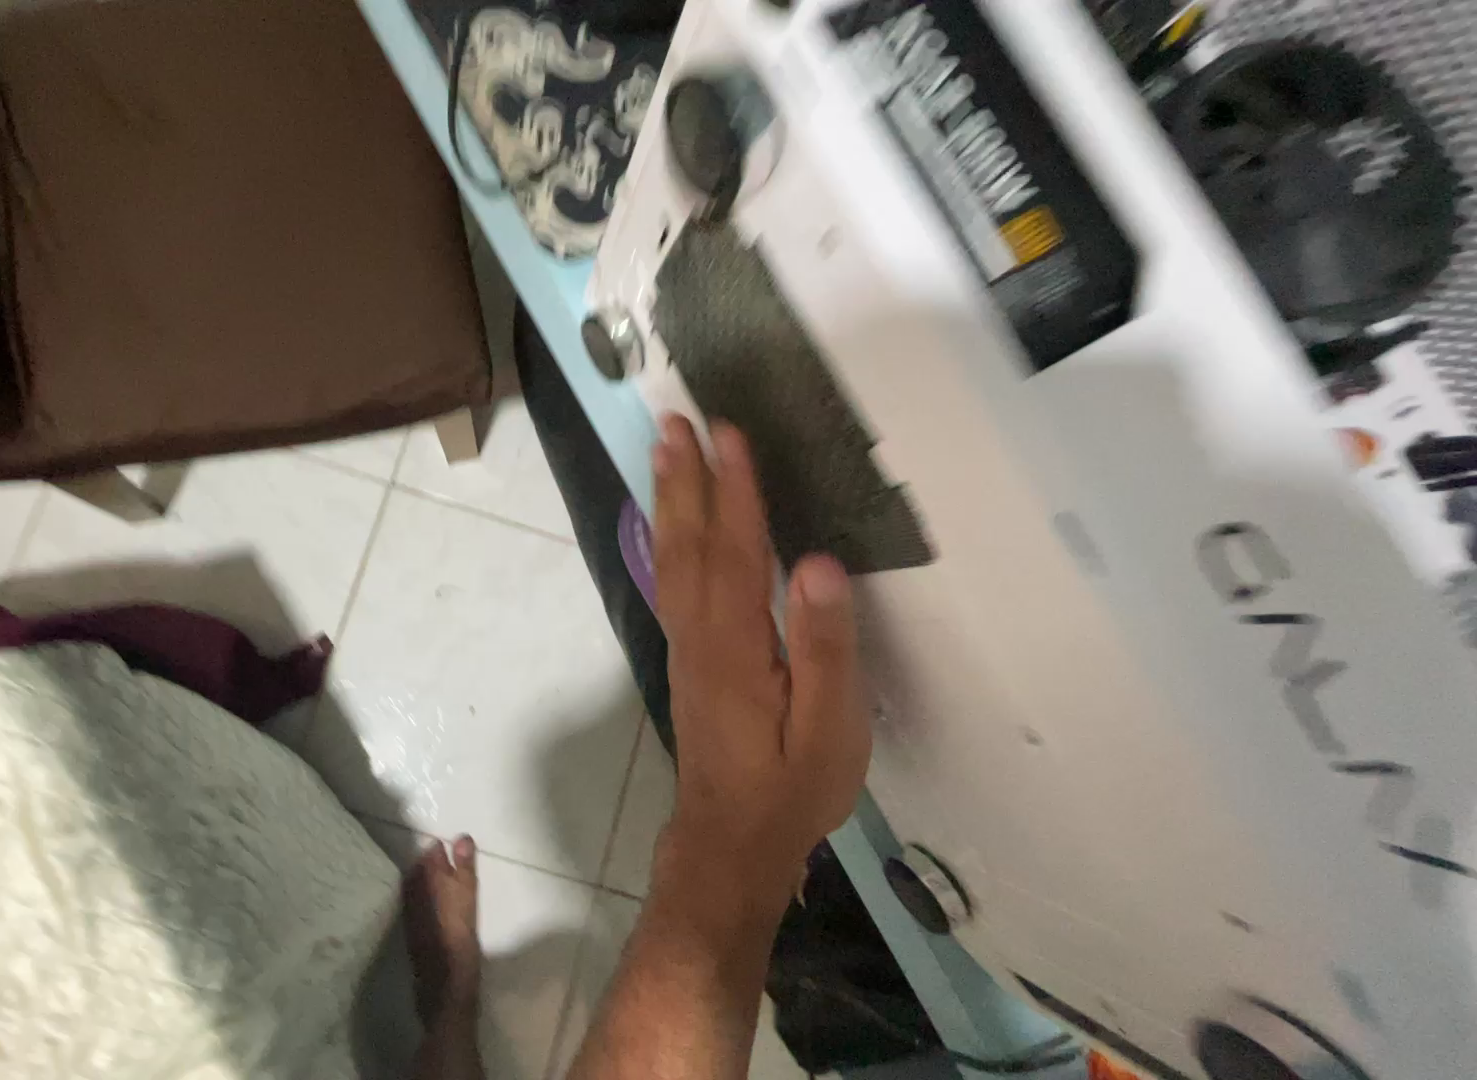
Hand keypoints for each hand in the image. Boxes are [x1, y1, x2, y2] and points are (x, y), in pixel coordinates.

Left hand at [650, 414, 872, 919]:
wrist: (730, 836)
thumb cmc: (790, 786)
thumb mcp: (828, 728)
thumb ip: (825, 647)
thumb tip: (817, 565)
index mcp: (736, 644)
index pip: (735, 550)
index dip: (734, 489)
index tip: (727, 432)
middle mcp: (698, 632)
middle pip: (687, 542)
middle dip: (683, 477)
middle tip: (672, 419)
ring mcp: (684, 642)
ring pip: (671, 557)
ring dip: (668, 499)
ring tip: (663, 450)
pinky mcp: (684, 654)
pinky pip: (670, 580)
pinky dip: (666, 539)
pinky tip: (667, 522)